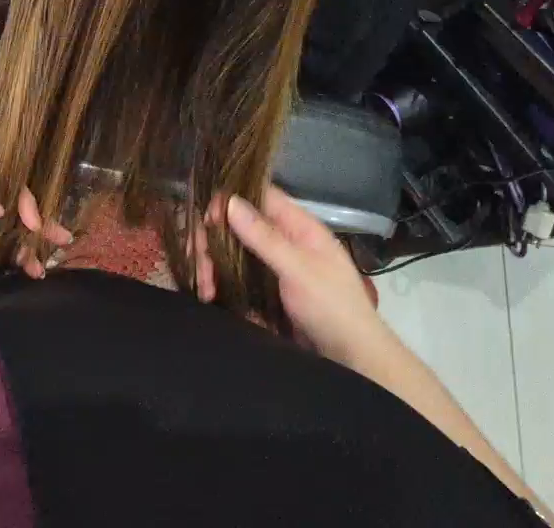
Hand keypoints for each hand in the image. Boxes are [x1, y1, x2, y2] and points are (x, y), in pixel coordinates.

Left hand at [0, 164, 71, 316]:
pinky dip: (10, 260)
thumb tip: (2, 207)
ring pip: (5, 232)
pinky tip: (25, 271)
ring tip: (43, 267)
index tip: (32, 222)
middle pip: (9, 207)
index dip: (23, 198)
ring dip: (26, 246)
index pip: (3, 181)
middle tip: (62, 240)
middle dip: (36, 222)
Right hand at [219, 186, 393, 366]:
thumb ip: (264, 237)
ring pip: (229, 248)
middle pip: (234, 223)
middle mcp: (281, 238)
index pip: (255, 195)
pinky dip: (218, 280)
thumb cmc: (333, 308)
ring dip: (211, 264)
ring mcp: (271, 263)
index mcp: (296, 224)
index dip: (226, 201)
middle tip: (200, 270)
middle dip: (211, 242)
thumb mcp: (299, 270)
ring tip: (204, 290)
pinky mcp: (264, 286)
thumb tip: (229, 200)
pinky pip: (233, 272)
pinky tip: (210, 295)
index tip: (206, 223)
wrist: (352, 359)